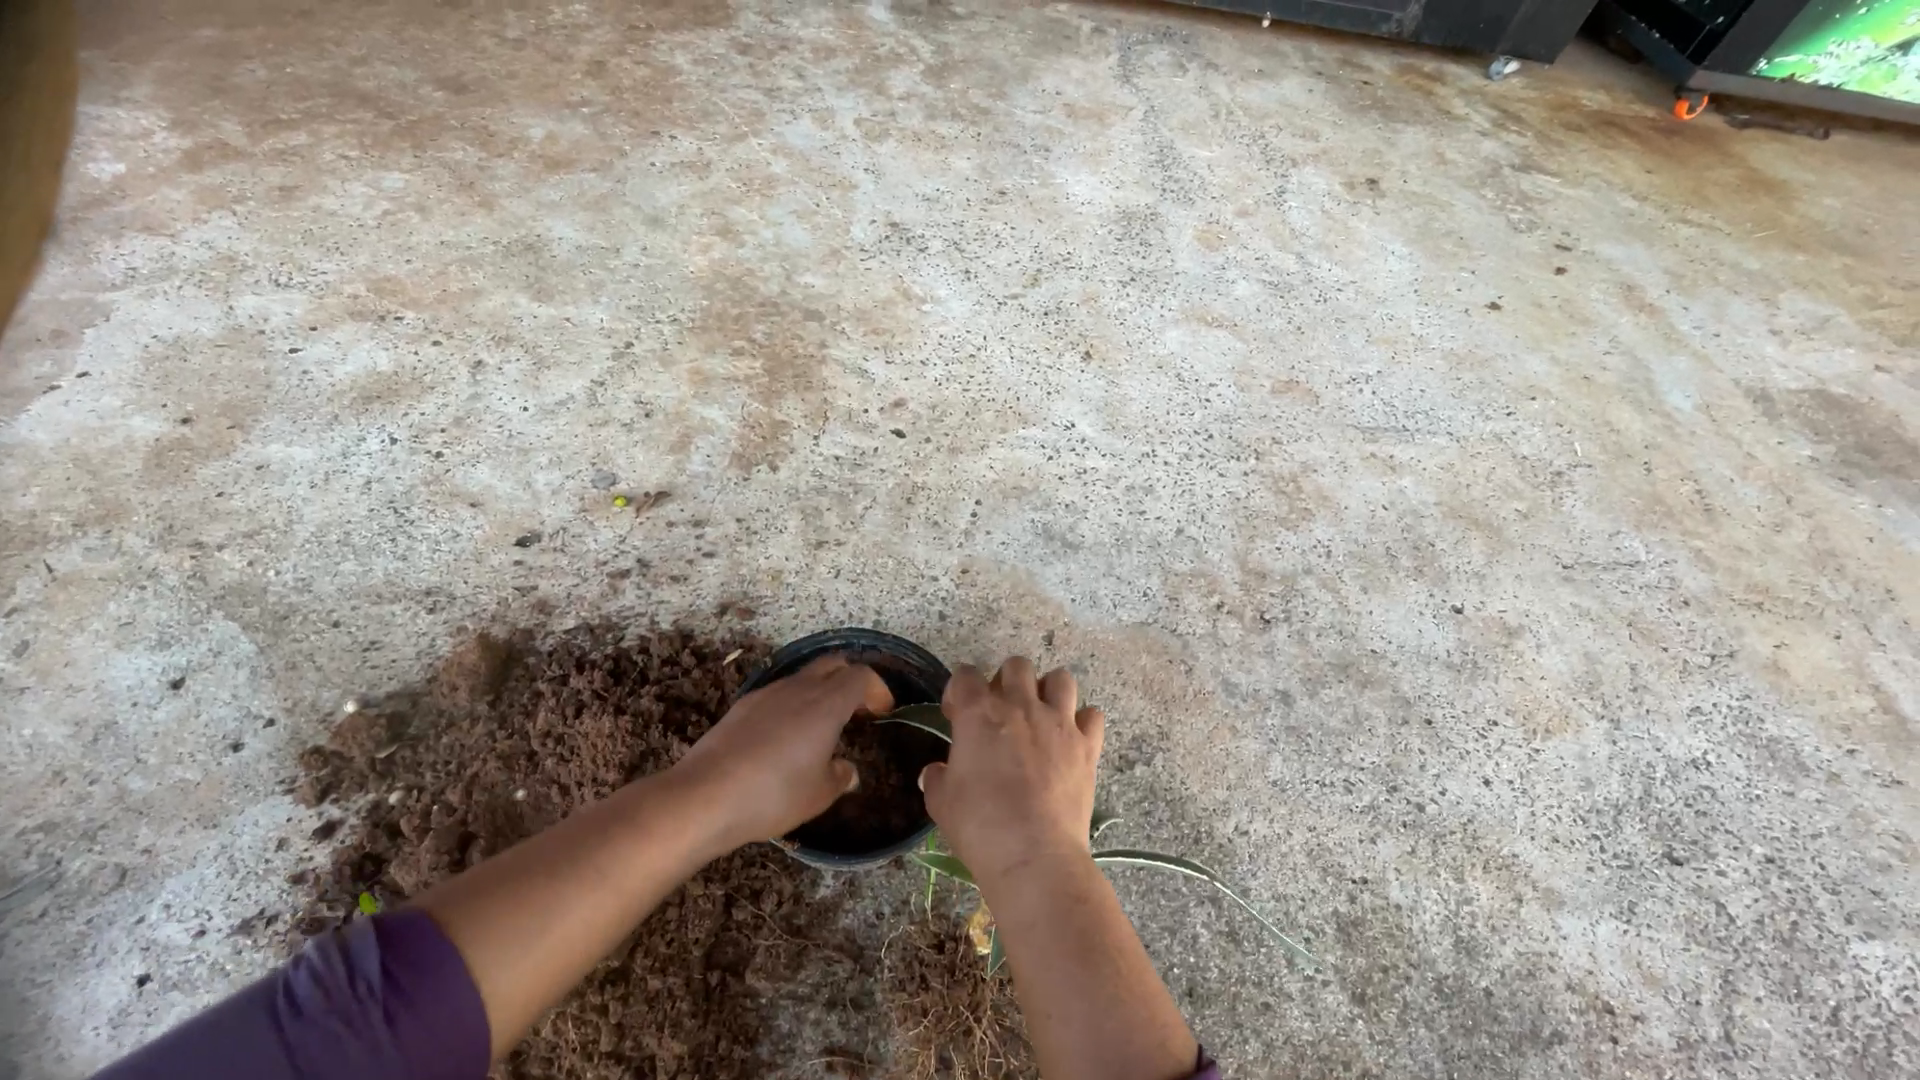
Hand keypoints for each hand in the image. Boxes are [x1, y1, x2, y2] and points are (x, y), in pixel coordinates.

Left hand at [673, 655, 893, 851]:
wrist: (705, 796)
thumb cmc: (773, 794)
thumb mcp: (819, 795)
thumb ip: (840, 777)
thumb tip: (847, 770)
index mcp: (826, 704)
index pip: (861, 675)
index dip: (877, 690)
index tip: (881, 713)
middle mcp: (798, 689)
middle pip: (833, 664)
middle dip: (851, 680)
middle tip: (857, 711)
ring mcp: (766, 694)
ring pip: (803, 677)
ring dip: (820, 692)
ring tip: (822, 727)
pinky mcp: (742, 706)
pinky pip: (778, 694)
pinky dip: (793, 705)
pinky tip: (785, 738)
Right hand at [917, 657, 1105, 886]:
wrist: (1033, 854)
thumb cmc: (979, 826)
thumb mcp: (941, 802)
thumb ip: (937, 778)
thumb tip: (934, 772)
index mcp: (979, 713)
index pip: (966, 675)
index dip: (960, 691)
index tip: (957, 715)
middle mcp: (1021, 706)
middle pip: (1016, 665)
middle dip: (1005, 681)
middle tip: (1000, 712)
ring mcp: (1059, 723)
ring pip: (1060, 679)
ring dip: (1048, 691)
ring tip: (1040, 715)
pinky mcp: (1087, 745)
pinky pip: (1092, 715)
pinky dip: (1082, 722)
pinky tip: (1072, 739)